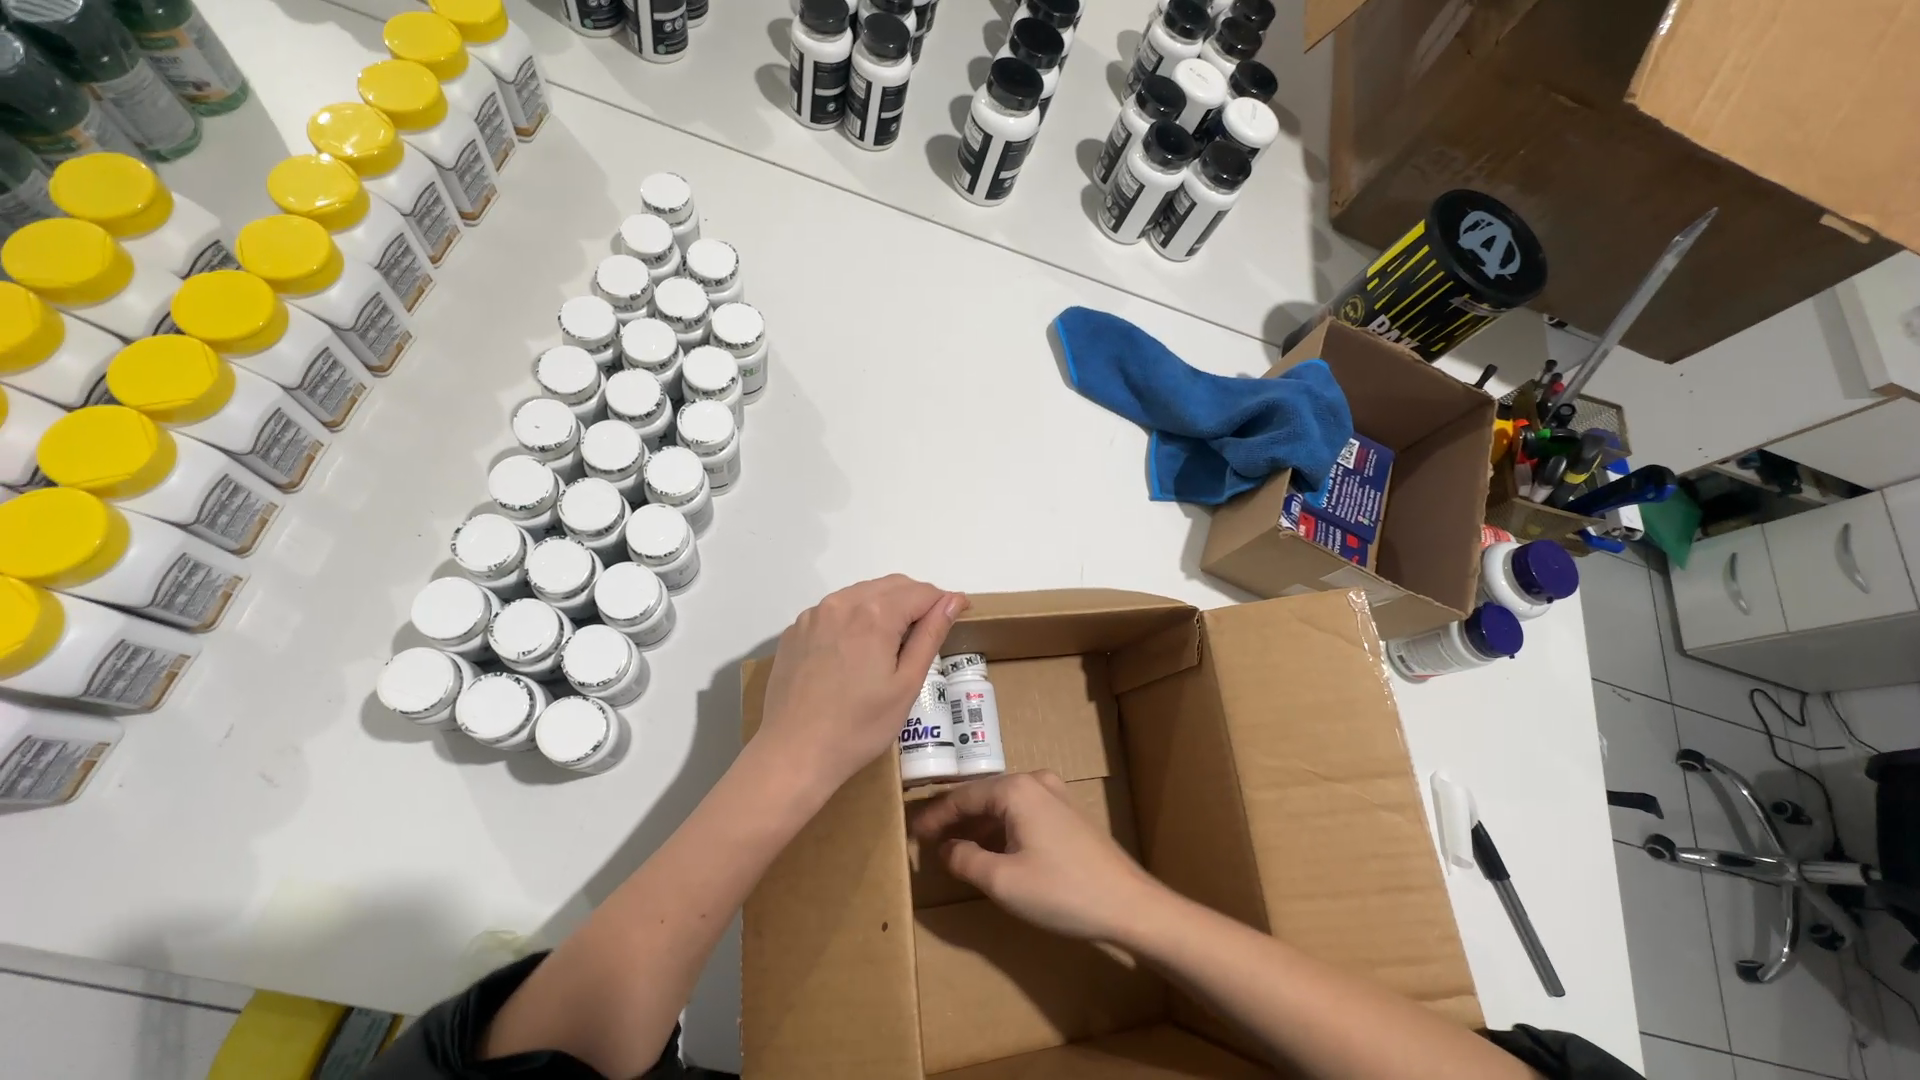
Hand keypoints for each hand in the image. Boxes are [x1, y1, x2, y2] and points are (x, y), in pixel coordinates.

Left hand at [756, 575, 965, 791]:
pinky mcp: (795, 631)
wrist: (794, 754)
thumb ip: (930, 635)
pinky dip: (854, 619)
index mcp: (874, 614)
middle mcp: (842, 603)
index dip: (943, 602)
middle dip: (915, 600)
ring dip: (884, 607)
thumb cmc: (859, 727)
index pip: (921, 592)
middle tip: (928, 633)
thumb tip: (952, 600)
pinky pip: (834, 611)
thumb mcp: (906, 684)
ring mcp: (813, 615)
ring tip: (892, 645)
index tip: (957, 617)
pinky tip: (855, 653)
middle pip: (891, 586)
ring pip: (861, 594)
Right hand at [910, 771, 1168, 942]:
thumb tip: (946, 848)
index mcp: (1015, 790)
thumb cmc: (1062, 892)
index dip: (934, 816)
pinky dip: (1001, 828)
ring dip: (978, 825)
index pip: (962, 797)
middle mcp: (1035, 781)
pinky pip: (1023, 812)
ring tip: (954, 847)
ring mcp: (1056, 795)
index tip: (912, 833)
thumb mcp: (1002, 881)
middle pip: (982, 796)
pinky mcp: (1069, 814)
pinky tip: (992, 851)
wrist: (1129, 905)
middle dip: (955, 818)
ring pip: (1003, 804)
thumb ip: (965, 860)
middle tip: (928, 838)